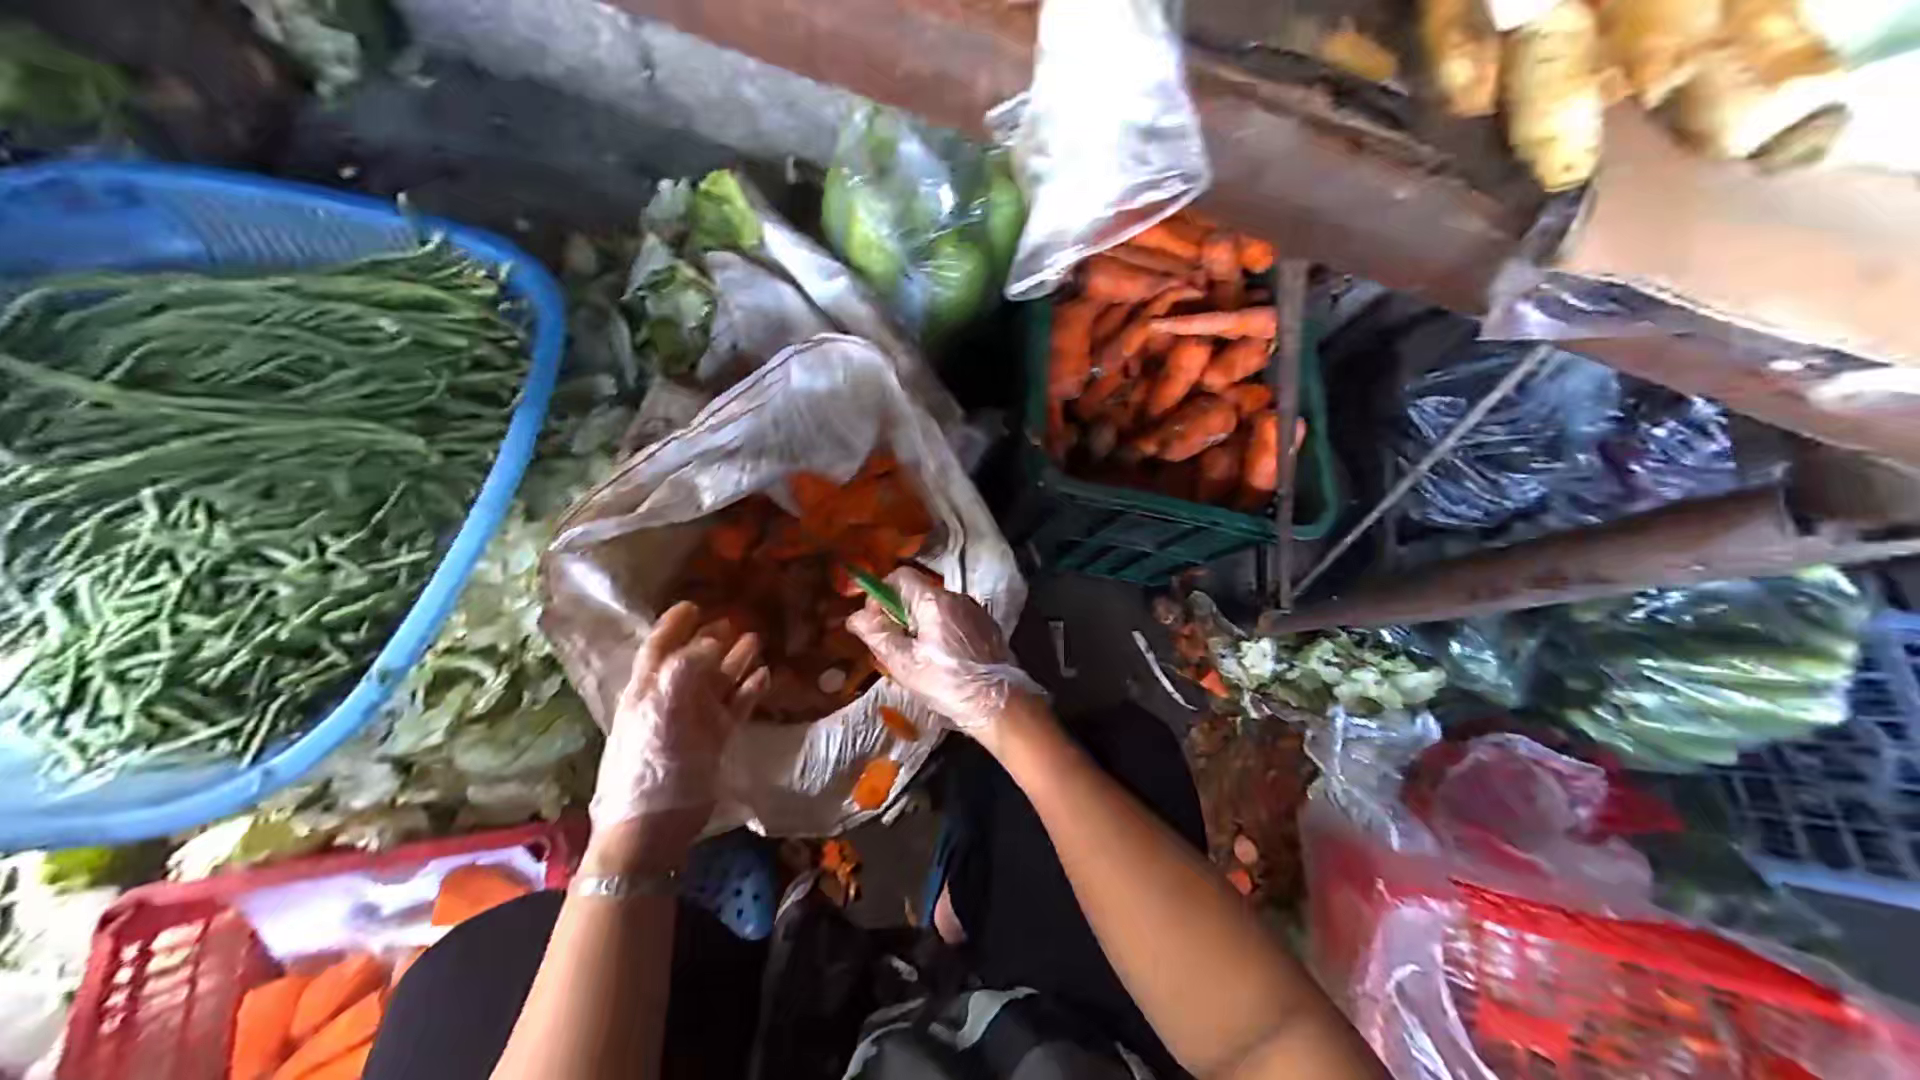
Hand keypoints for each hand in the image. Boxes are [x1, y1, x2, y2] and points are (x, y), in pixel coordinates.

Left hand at [588, 602, 768, 839]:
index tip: (693, 604)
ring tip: (757, 639)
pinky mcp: (715, 740)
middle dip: (711, 639)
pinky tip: (764, 675)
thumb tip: (710, 641)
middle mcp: (672, 699)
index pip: (660, 647)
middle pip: (694, 660)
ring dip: (736, 660)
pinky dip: (749, 690)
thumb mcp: (661, 709)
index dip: (674, 625)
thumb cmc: (652, 763)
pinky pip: (735, 706)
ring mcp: (695, 720)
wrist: (653, 825)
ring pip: (719, 681)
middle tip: (734, 619)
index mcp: (649, 689)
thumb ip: (684, 669)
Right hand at [845, 567, 1043, 743]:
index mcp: (935, 601)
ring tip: (916, 658)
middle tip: (892, 647)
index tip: (875, 623)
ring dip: (918, 625)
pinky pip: (953, 619)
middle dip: (898, 614)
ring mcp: (974, 611)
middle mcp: (957, 597)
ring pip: (934, 608)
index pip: (899, 577)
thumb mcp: (905, 664)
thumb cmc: (949, 685)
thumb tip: (855, 617)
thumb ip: (878, 636)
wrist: (1003, 706)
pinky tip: (940, 660)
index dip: (880, 595)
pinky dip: (939, 631)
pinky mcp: (986, 626)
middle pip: (917, 593)